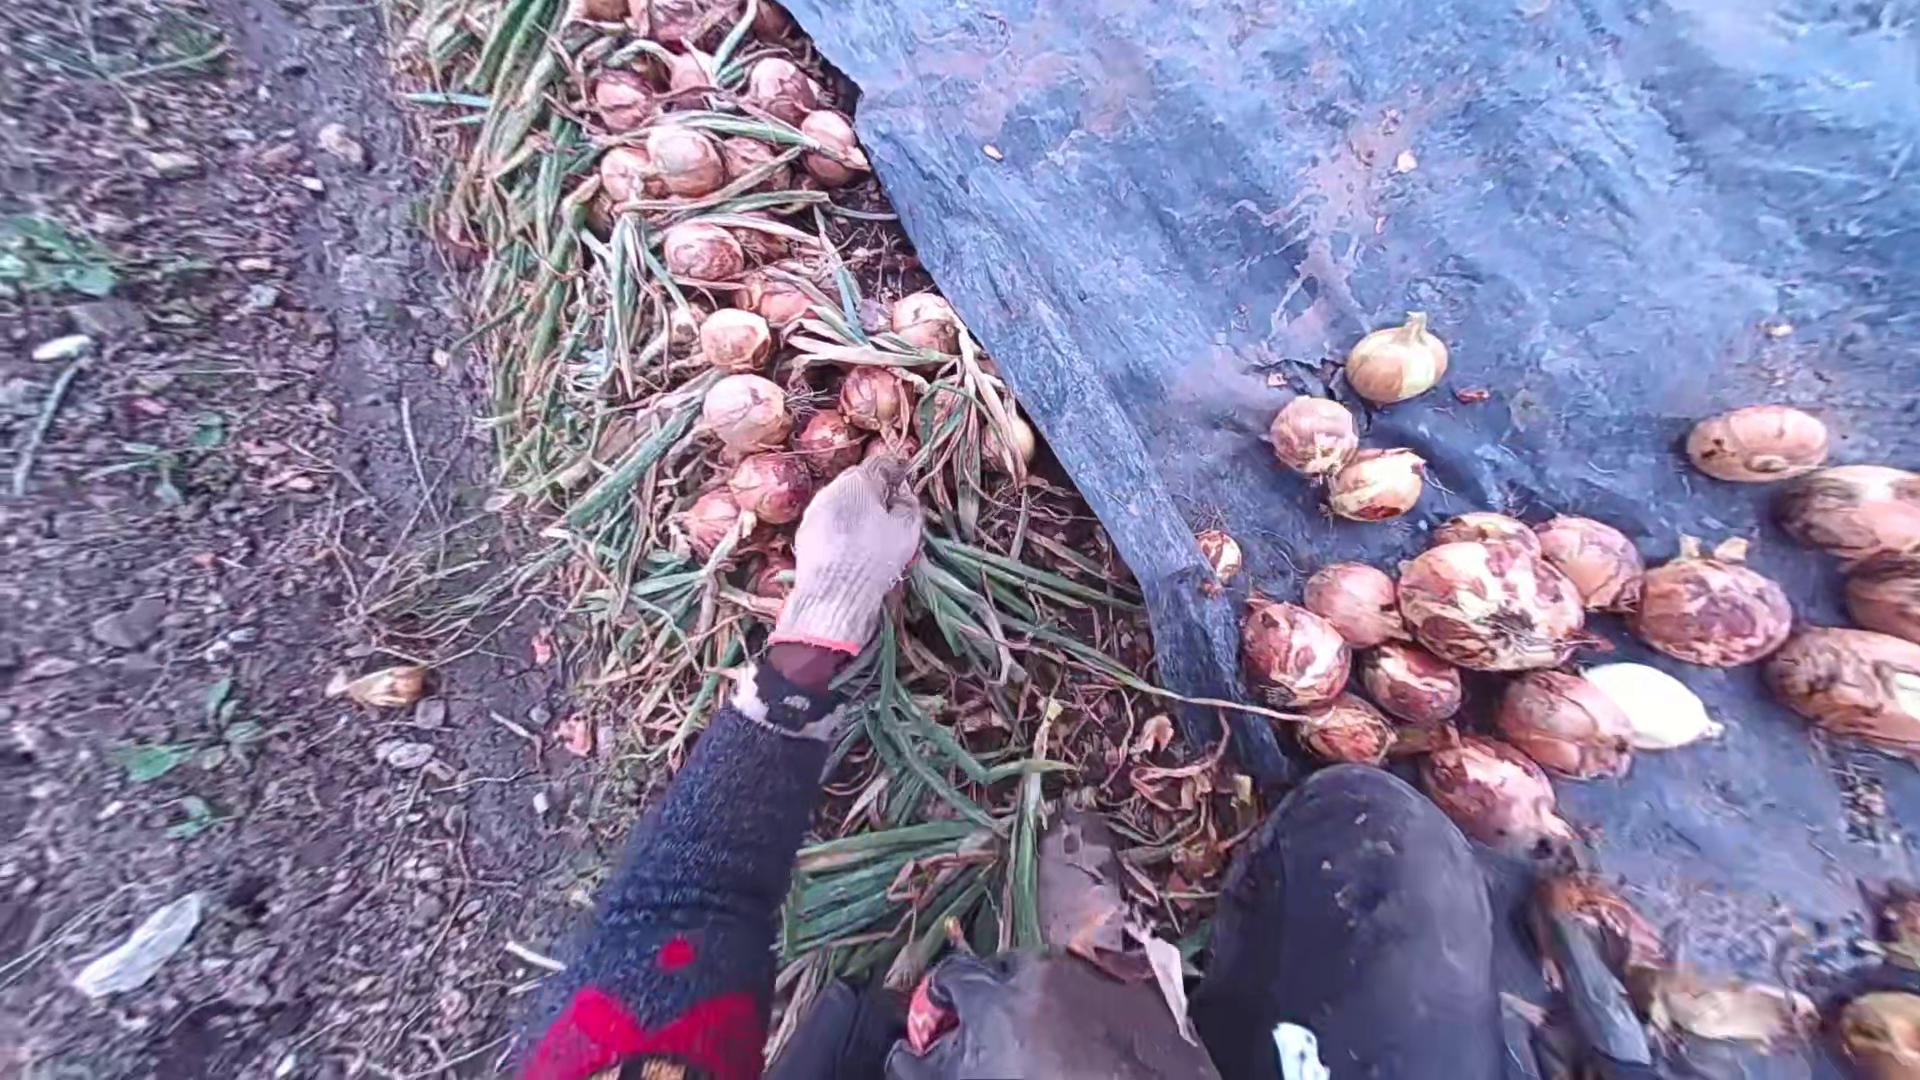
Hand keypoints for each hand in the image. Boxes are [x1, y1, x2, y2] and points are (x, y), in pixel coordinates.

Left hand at [771, 455, 922, 653]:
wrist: (834, 594)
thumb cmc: (876, 556)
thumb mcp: (907, 529)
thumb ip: (908, 505)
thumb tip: (902, 494)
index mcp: (857, 481)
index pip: (881, 464)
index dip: (897, 473)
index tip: (906, 487)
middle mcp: (830, 490)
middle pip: (858, 484)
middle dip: (875, 494)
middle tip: (892, 514)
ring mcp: (813, 513)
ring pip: (841, 504)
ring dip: (857, 513)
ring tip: (872, 535)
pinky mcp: (804, 536)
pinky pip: (829, 525)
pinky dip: (842, 531)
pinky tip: (852, 549)